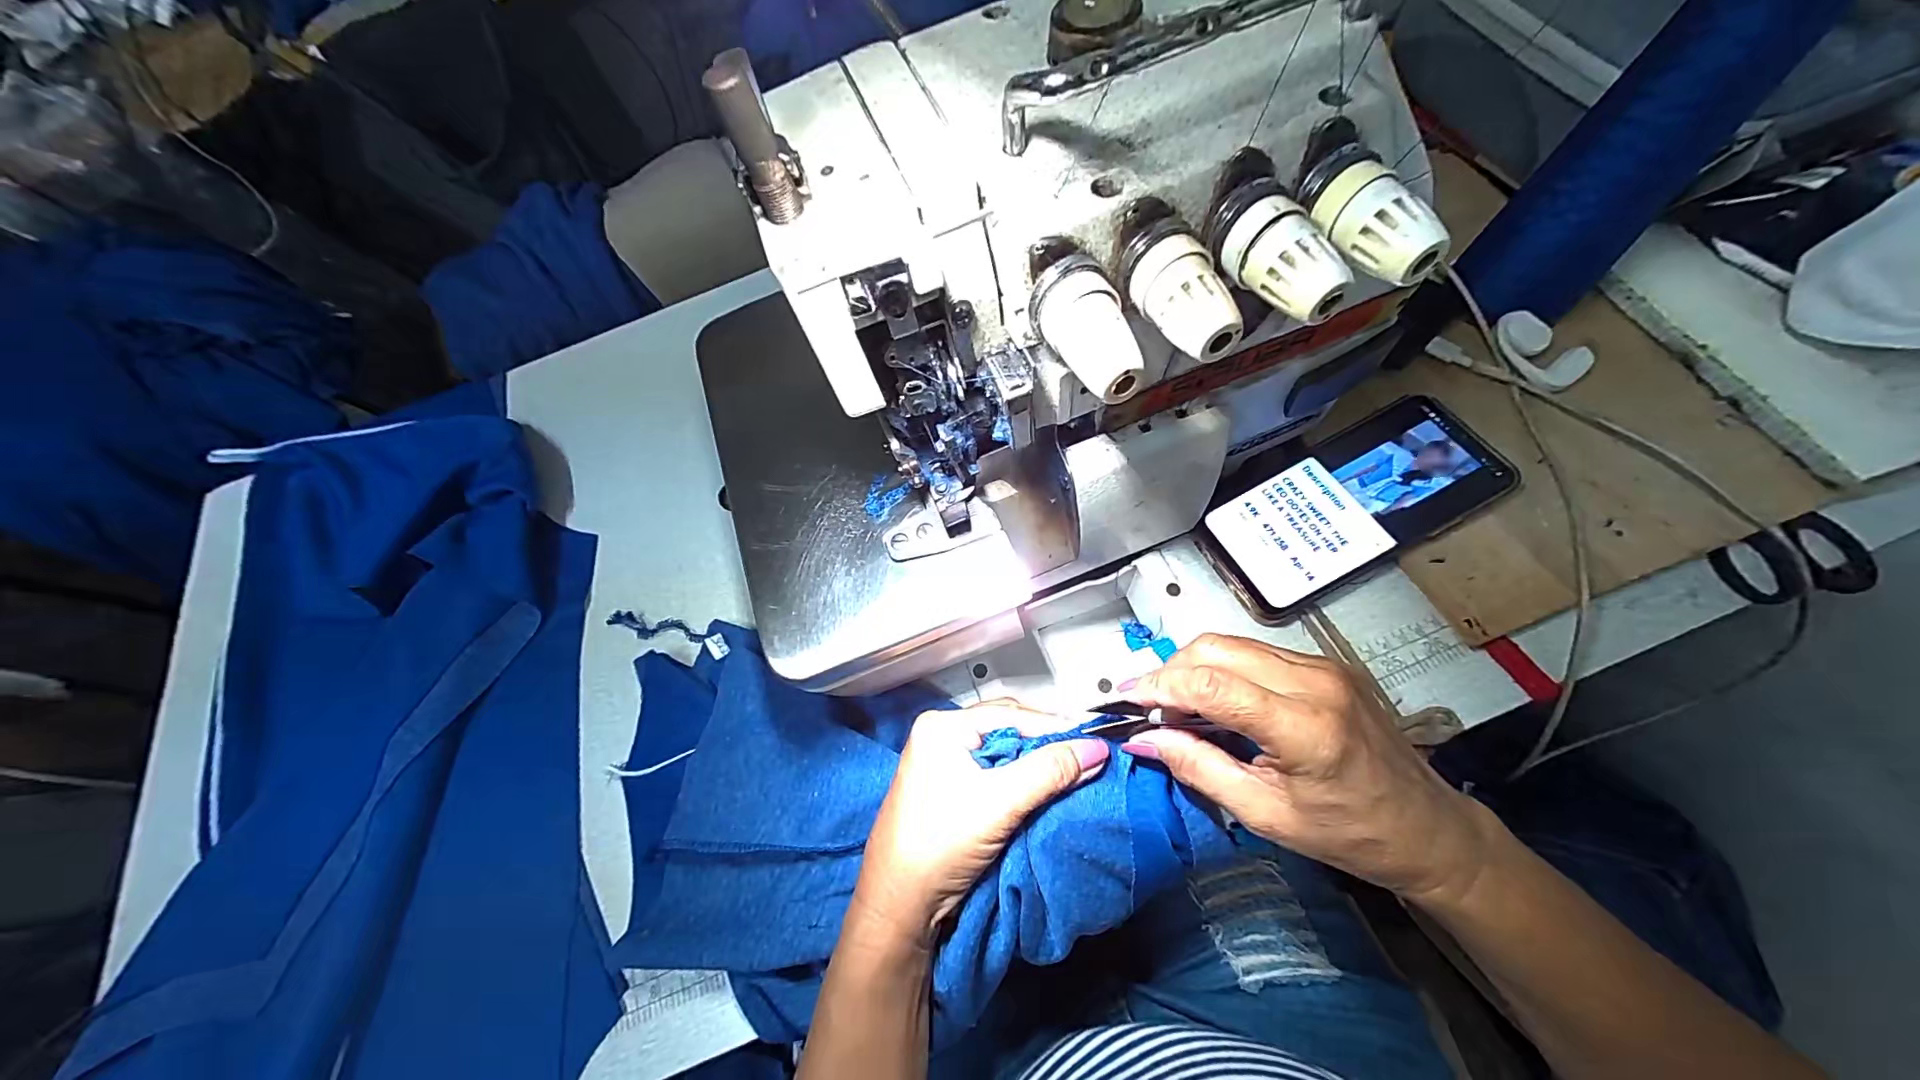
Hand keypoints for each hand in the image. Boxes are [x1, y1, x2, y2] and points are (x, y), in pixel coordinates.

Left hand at [850, 703, 1108, 948]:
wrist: (899, 908)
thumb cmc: (935, 848)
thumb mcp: (999, 803)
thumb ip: (1049, 772)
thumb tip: (1094, 749)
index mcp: (941, 727)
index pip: (1011, 716)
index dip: (1055, 727)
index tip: (1094, 739)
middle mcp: (941, 739)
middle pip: (1010, 731)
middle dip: (1049, 744)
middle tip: (1089, 755)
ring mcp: (946, 766)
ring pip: (1007, 755)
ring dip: (1040, 764)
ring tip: (1077, 771)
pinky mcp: (954, 793)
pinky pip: (999, 776)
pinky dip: (1026, 782)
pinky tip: (1049, 790)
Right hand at [1122, 634, 1492, 904]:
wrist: (1427, 827)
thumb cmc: (1352, 833)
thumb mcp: (1266, 814)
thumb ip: (1199, 768)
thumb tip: (1147, 740)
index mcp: (1305, 727)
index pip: (1211, 683)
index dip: (1160, 686)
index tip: (1130, 701)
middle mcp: (1314, 682)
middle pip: (1215, 649)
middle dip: (1170, 671)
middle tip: (1151, 707)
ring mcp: (1321, 667)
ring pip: (1230, 644)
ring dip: (1193, 668)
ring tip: (1178, 706)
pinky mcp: (1323, 665)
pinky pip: (1253, 652)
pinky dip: (1220, 669)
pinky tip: (1214, 700)